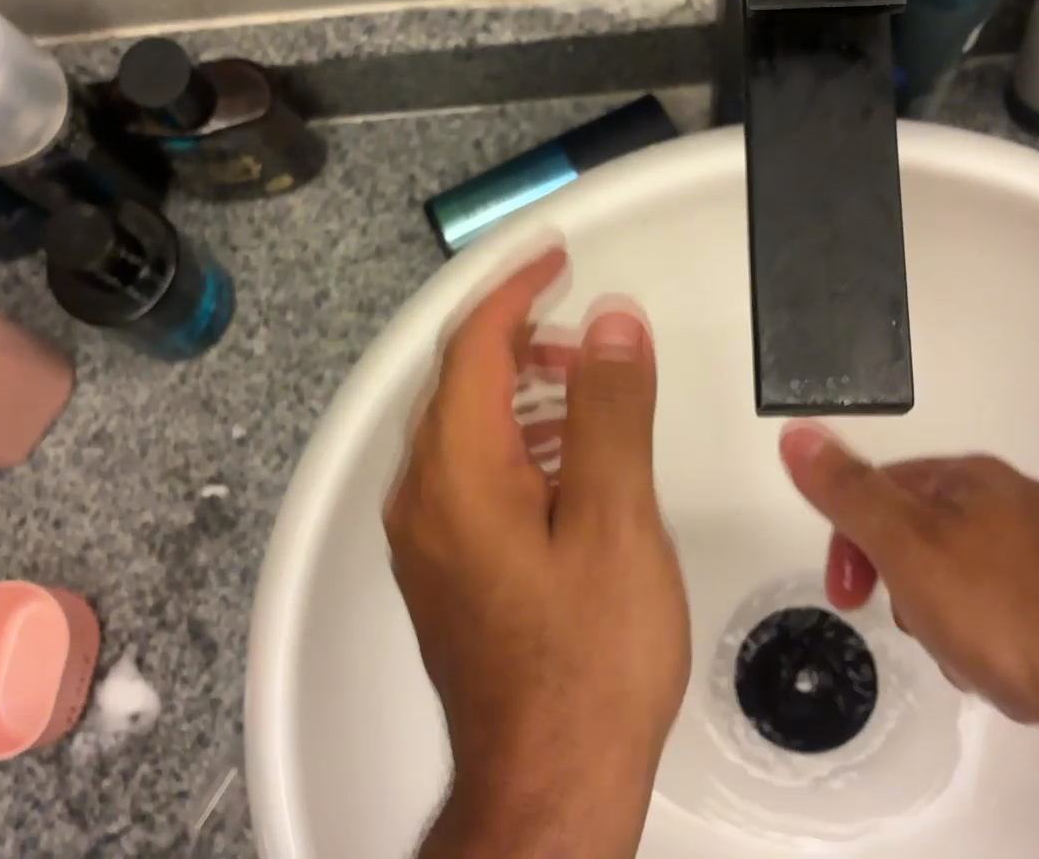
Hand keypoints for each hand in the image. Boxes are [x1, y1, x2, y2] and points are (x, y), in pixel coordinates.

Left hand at [388, 246, 688, 855]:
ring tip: (588, 386)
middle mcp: (422, 497)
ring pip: (465, 428)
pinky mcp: (446, 568)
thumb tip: (610, 321)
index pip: (473, 346)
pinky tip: (567, 459)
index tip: (553, 256)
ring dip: (522, 391)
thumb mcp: (615, 518)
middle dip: (520, 339)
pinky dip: (516, 442)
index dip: (513, 290)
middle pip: (461, 383)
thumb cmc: (588, 658)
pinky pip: (470, 473)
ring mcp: (427, 537)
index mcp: (457, 472)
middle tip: (586, 330)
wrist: (548, 781)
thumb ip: (610, 408)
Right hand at [779, 428, 1038, 858]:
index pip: (883, 485)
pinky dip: (997, 633)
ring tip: (963, 655)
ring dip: (948, 611)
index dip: (850, 539)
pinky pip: (1019, 606)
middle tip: (909, 623)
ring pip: (973, 570)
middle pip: (928, 529)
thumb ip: (847, 490)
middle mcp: (1023, 501)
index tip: (848, 592)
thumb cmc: (1014, 614)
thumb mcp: (906, 545)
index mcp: (973, 479)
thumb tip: (798, 433)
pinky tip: (1009, 669)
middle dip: (903, 579)